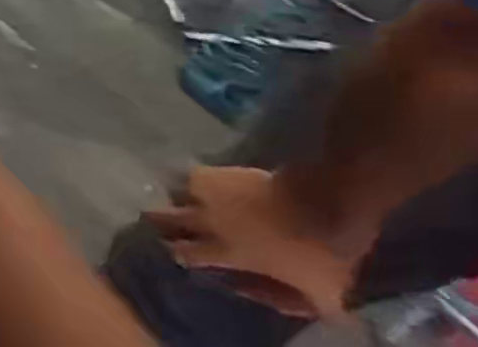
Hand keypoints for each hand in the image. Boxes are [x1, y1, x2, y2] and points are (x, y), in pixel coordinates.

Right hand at [146, 167, 365, 320]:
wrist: (319, 207)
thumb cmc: (319, 255)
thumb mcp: (322, 296)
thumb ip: (295, 303)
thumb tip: (281, 304)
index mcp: (226, 252)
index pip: (186, 253)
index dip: (177, 252)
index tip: (174, 250)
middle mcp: (206, 221)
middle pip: (165, 218)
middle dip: (157, 221)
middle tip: (155, 221)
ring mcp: (207, 193)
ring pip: (173, 193)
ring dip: (174, 198)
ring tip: (178, 198)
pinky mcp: (214, 172)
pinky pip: (191, 175)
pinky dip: (192, 180)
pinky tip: (198, 181)